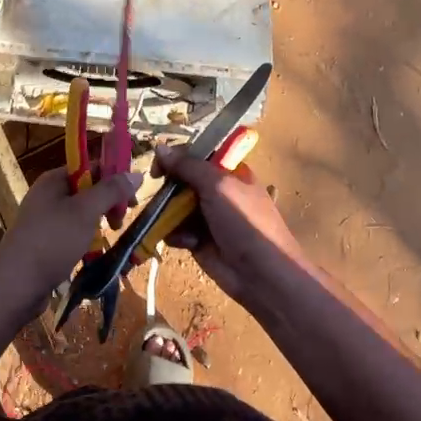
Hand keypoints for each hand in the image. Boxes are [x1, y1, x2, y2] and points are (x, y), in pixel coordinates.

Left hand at [0, 169, 140, 293]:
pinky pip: (72, 235)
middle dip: (107, 204)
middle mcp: (48, 196)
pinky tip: (93, 255)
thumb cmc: (52, 240)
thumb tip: (136, 173)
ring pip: (81, 215)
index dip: (113, 178)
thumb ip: (110, 191)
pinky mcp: (45, 244)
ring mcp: (45, 221)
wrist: (16, 284)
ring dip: (98, 224)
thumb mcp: (85, 211)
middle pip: (87, 191)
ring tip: (108, 239)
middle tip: (119, 222)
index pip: (90, 167)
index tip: (132, 198)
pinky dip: (85, 242)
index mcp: (54, 180)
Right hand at [153, 146, 307, 303]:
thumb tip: (160, 146)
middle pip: (182, 179)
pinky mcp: (198, 240)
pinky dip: (176, 234)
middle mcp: (217, 191)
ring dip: (170, 212)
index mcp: (229, 172)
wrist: (261, 274)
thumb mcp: (218, 185)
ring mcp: (207, 216)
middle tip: (161, 193)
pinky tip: (186, 242)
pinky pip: (176, 229)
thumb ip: (188, 166)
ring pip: (175, 205)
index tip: (160, 163)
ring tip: (171, 221)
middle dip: (169, 186)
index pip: (197, 155)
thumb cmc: (244, 221)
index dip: (177, 156)